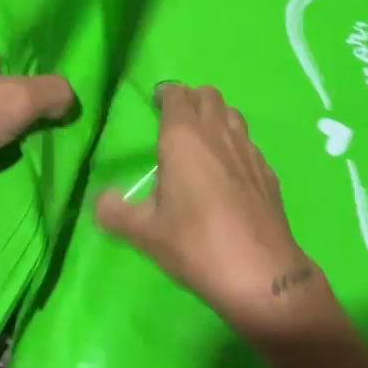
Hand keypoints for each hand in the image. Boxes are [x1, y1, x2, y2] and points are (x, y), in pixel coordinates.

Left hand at [0, 41, 73, 197]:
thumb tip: (71, 96)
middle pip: (13, 68)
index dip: (46, 39)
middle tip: (75, 91)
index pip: (20, 32)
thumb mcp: (19, 99)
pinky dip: (5, 132)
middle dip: (39, 79)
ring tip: (58, 119)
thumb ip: (53, 92)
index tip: (75, 49)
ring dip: (22, 110)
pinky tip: (27, 141)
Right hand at [95, 84, 325, 337]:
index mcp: (183, 136)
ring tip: (203, 141)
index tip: (155, 105)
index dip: (165, 94)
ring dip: (217, 116)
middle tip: (176, 122)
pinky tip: (230, 171)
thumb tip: (99, 201)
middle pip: (207, 95)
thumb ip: (115, 212)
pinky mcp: (268, 171)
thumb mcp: (145, 233)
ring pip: (232, 113)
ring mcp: (248, 149)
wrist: (262, 274)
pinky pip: (249, 142)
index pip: (176, 94)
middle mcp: (217, 132)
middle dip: (191, 100)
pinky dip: (236, 144)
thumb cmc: (196, 244)